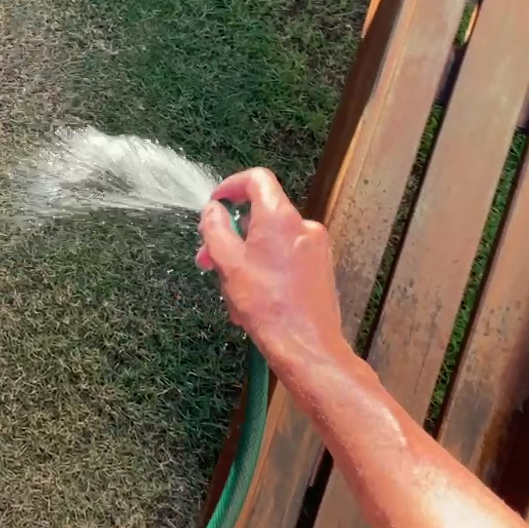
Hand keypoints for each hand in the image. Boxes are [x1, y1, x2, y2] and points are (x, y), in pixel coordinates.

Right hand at [196, 168, 347, 368]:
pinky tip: (249, 294)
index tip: (215, 205)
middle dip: (230, 232)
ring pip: (268, 237)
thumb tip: (213, 210)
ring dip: (242, 254)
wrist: (308, 348)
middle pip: (259, 213)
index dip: (230, 186)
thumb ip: (215, 227)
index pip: (256, 179)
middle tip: (208, 257)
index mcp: (280, 217)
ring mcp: (315, 248)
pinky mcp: (320, 268)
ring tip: (227, 285)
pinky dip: (262, 265)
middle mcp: (303, 226)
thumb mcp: (227, 261)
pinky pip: (283, 254)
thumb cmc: (265, 303)